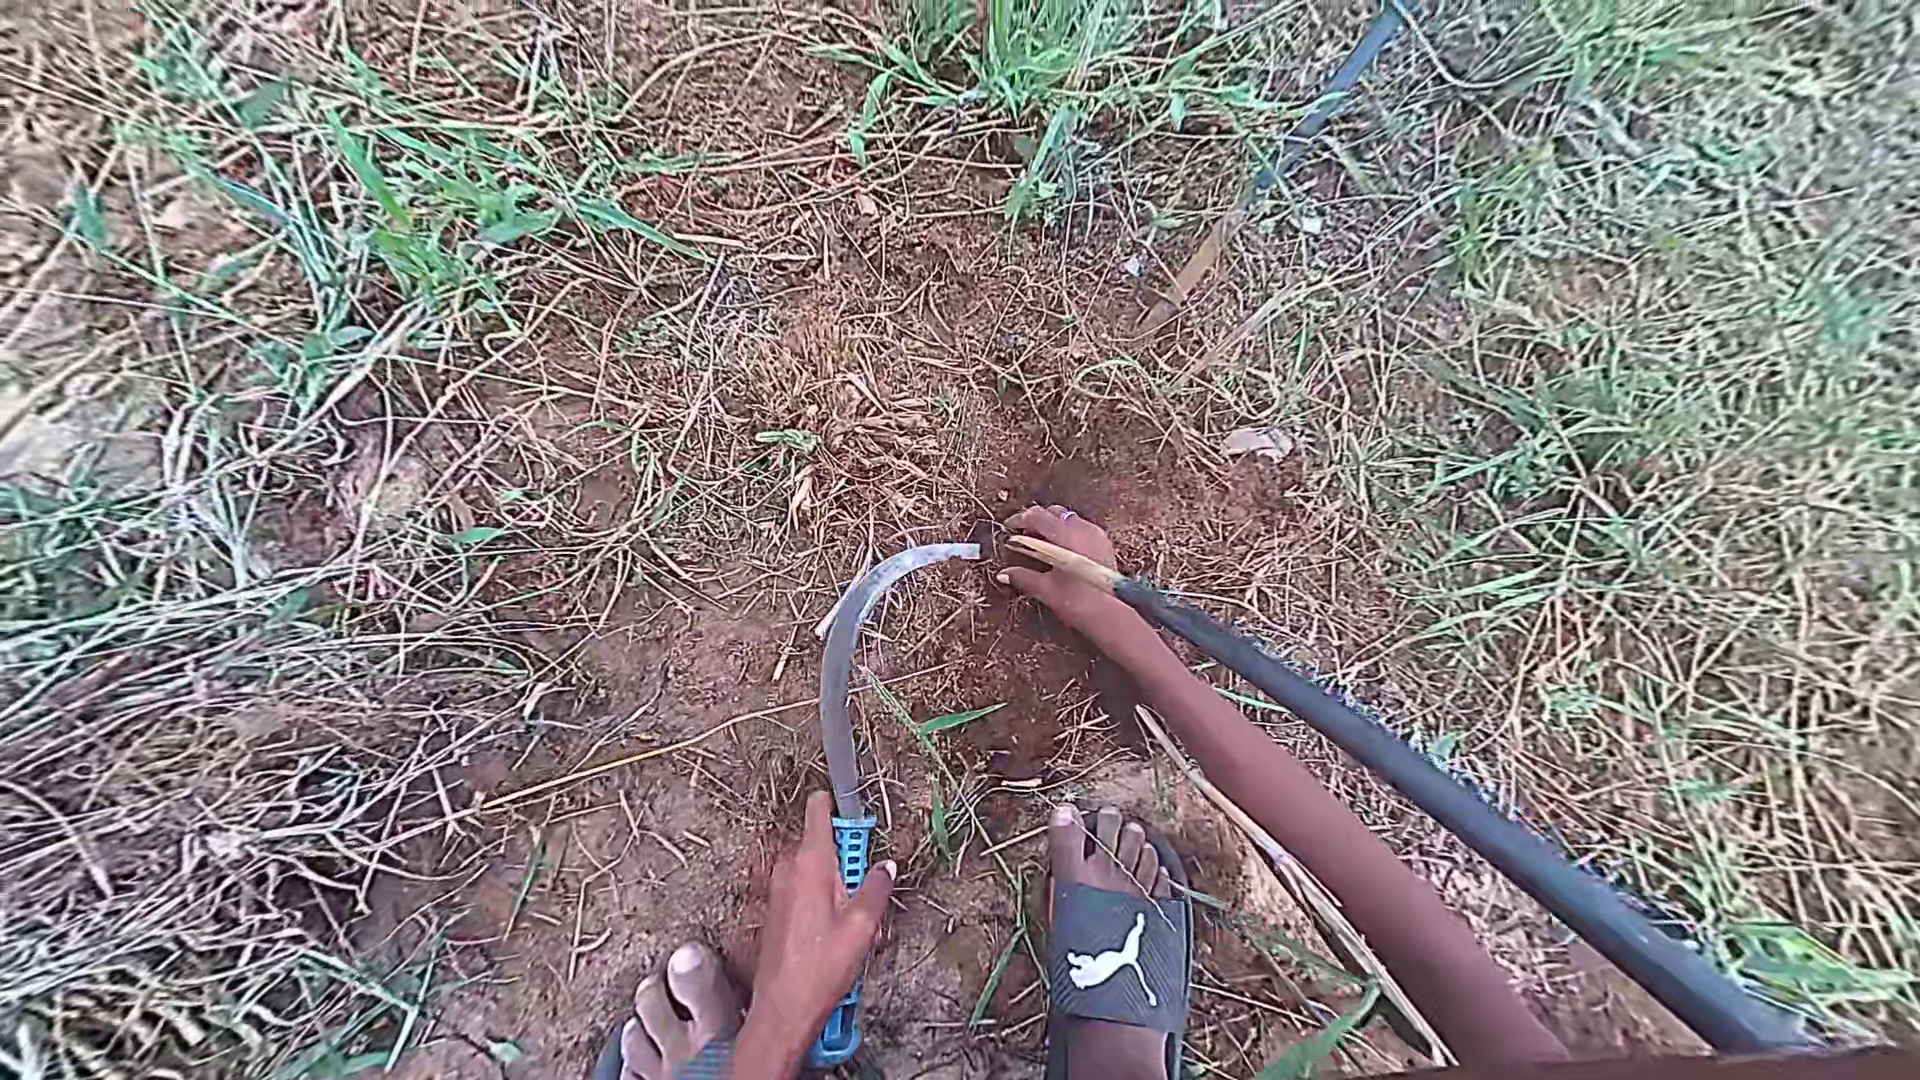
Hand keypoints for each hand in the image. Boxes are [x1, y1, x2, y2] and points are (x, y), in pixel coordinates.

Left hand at [733, 792, 894, 1075]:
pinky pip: (806, 886)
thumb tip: (886, 866)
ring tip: (852, 920)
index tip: (855, 802)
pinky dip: (824, 898)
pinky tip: (836, 931)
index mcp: (810, 861)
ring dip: (838, 883)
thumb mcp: (861, 925)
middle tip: (864, 888)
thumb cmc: (816, 971)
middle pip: (826, 841)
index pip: (819, 808)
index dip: (838, 800)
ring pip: (818, 867)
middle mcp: (790, 867)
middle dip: (848, 859)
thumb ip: (877, 886)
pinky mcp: (778, 907)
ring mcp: (780, 887)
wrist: (781, 1013)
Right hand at [997, 505, 1152, 652]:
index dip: (1019, 519)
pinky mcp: (1104, 543)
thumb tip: (1003, 574)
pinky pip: (1080, 527)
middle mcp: (1083, 529)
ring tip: (1039, 543)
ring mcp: (1096, 534)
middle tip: (1022, 535)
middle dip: (1035, 520)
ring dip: (1051, 525)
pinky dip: (1066, 532)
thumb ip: (1023, 577)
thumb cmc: (1078, 602)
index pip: (1038, 516)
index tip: (1008, 528)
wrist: (1111, 615)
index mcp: (1066, 536)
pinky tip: (1059, 550)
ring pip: (1068, 518)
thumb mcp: (1046, 589)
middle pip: (1054, 512)